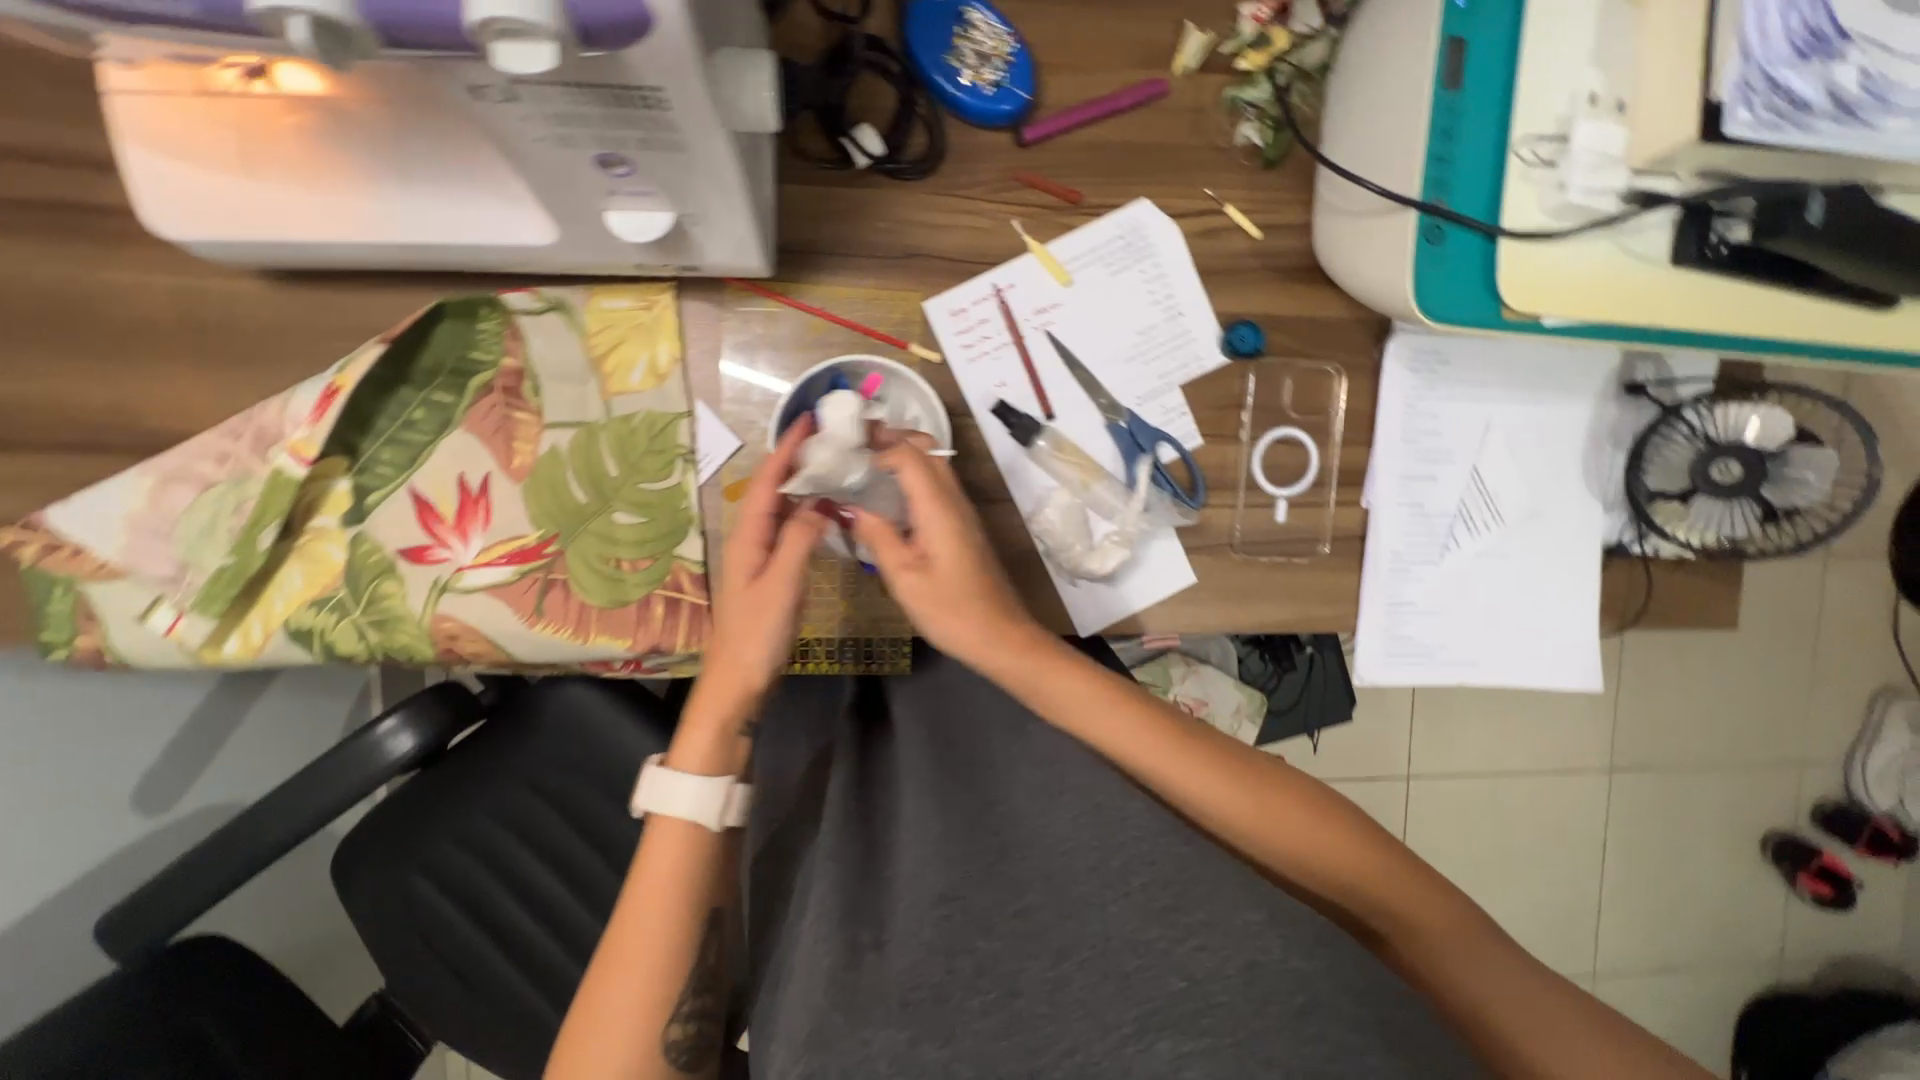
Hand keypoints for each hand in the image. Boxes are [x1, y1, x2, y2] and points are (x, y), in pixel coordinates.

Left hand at [699, 416, 827, 706]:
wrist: (738, 680)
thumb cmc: (757, 634)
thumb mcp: (782, 584)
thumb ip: (800, 540)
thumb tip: (821, 500)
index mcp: (748, 535)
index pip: (769, 480)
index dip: (788, 448)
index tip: (810, 420)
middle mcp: (751, 538)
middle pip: (775, 489)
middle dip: (799, 460)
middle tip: (834, 440)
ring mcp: (760, 556)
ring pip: (785, 510)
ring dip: (806, 487)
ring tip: (837, 467)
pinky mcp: (771, 572)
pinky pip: (791, 531)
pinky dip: (810, 516)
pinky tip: (829, 514)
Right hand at [848, 437, 1041, 667]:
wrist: (1000, 635)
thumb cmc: (951, 611)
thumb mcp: (904, 578)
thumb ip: (876, 536)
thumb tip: (848, 507)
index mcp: (938, 507)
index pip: (909, 454)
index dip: (878, 446)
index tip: (846, 453)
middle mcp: (954, 500)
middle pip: (928, 450)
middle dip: (893, 439)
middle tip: (856, 448)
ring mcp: (963, 512)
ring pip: (935, 466)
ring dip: (904, 456)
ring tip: (865, 467)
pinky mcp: (964, 527)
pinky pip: (938, 487)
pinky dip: (913, 479)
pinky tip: (889, 499)